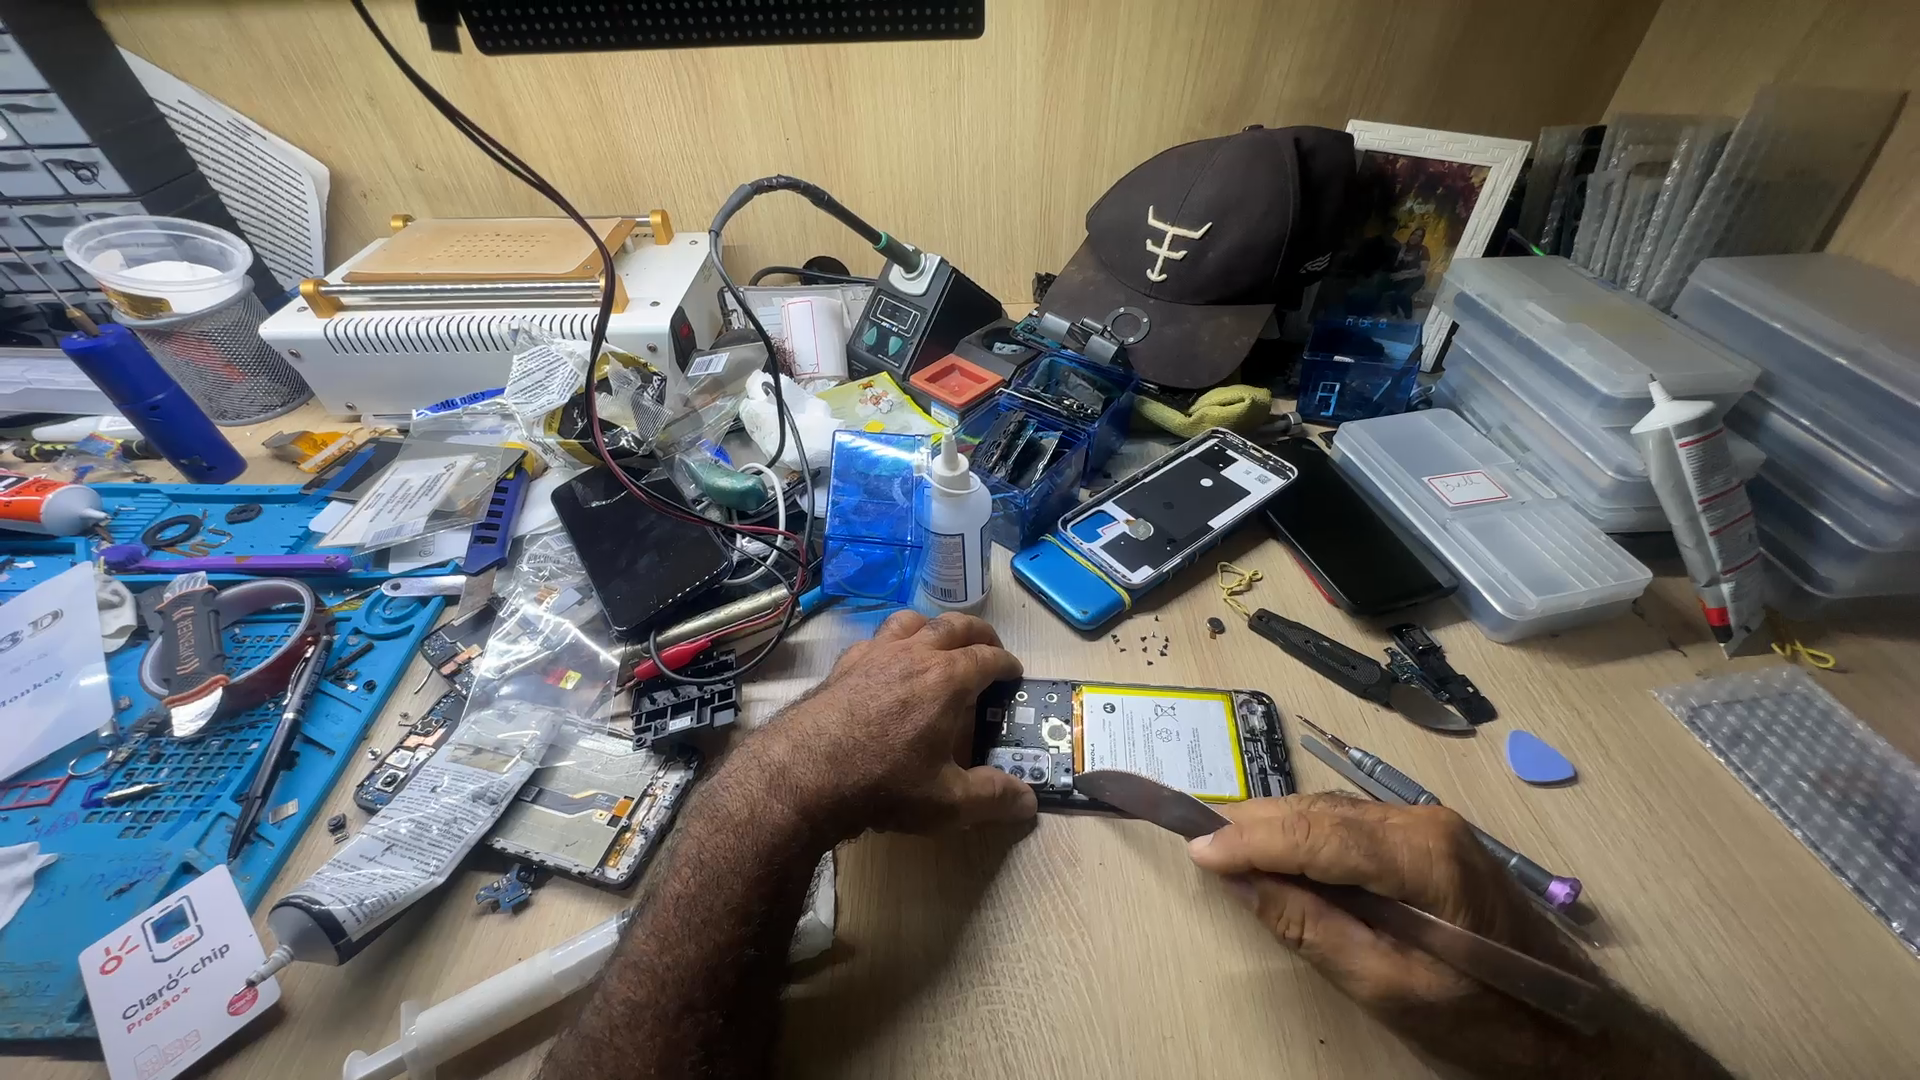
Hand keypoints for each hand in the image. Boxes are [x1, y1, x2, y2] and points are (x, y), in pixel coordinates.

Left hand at [735, 610, 1037, 841]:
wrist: (805, 774)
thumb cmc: (885, 784)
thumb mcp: (948, 802)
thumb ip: (993, 798)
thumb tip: (1030, 802)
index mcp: (948, 679)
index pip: (988, 658)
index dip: (1006, 663)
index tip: (1013, 673)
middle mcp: (915, 654)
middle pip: (955, 625)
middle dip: (978, 633)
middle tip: (988, 648)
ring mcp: (876, 653)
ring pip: (912, 621)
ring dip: (933, 627)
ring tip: (938, 644)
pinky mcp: (844, 664)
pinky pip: (875, 639)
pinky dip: (891, 643)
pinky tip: (886, 665)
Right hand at [1188, 795, 1728, 1077]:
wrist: (1583, 1032)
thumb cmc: (1489, 1019)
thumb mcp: (1391, 987)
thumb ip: (1309, 927)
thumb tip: (1237, 879)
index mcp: (1421, 856)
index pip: (1313, 833)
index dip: (1248, 838)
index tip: (1195, 848)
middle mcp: (1420, 819)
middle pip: (1313, 812)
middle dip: (1253, 826)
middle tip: (1200, 843)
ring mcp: (1424, 820)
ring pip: (1324, 810)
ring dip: (1272, 828)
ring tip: (1225, 846)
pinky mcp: (1422, 832)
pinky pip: (1343, 821)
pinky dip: (1301, 834)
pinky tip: (1278, 852)